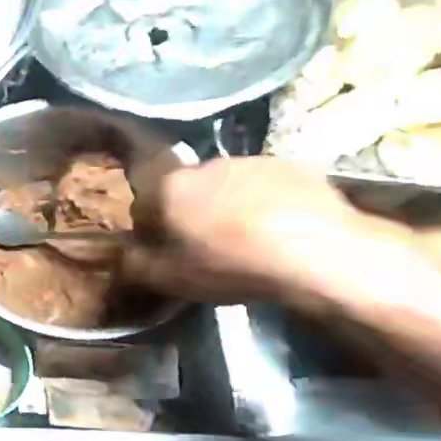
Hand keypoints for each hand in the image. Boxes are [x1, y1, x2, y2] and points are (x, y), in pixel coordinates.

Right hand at [123, 157, 416, 307]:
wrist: (317, 252)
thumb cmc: (229, 265)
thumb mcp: (167, 279)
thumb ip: (133, 265)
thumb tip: (123, 254)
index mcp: (167, 188)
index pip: (142, 207)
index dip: (151, 233)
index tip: (167, 255)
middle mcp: (203, 164)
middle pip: (184, 192)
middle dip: (189, 215)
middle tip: (206, 250)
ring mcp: (249, 161)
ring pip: (223, 187)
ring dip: (225, 208)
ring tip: (245, 240)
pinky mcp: (290, 165)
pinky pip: (262, 186)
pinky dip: (261, 204)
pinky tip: (275, 230)